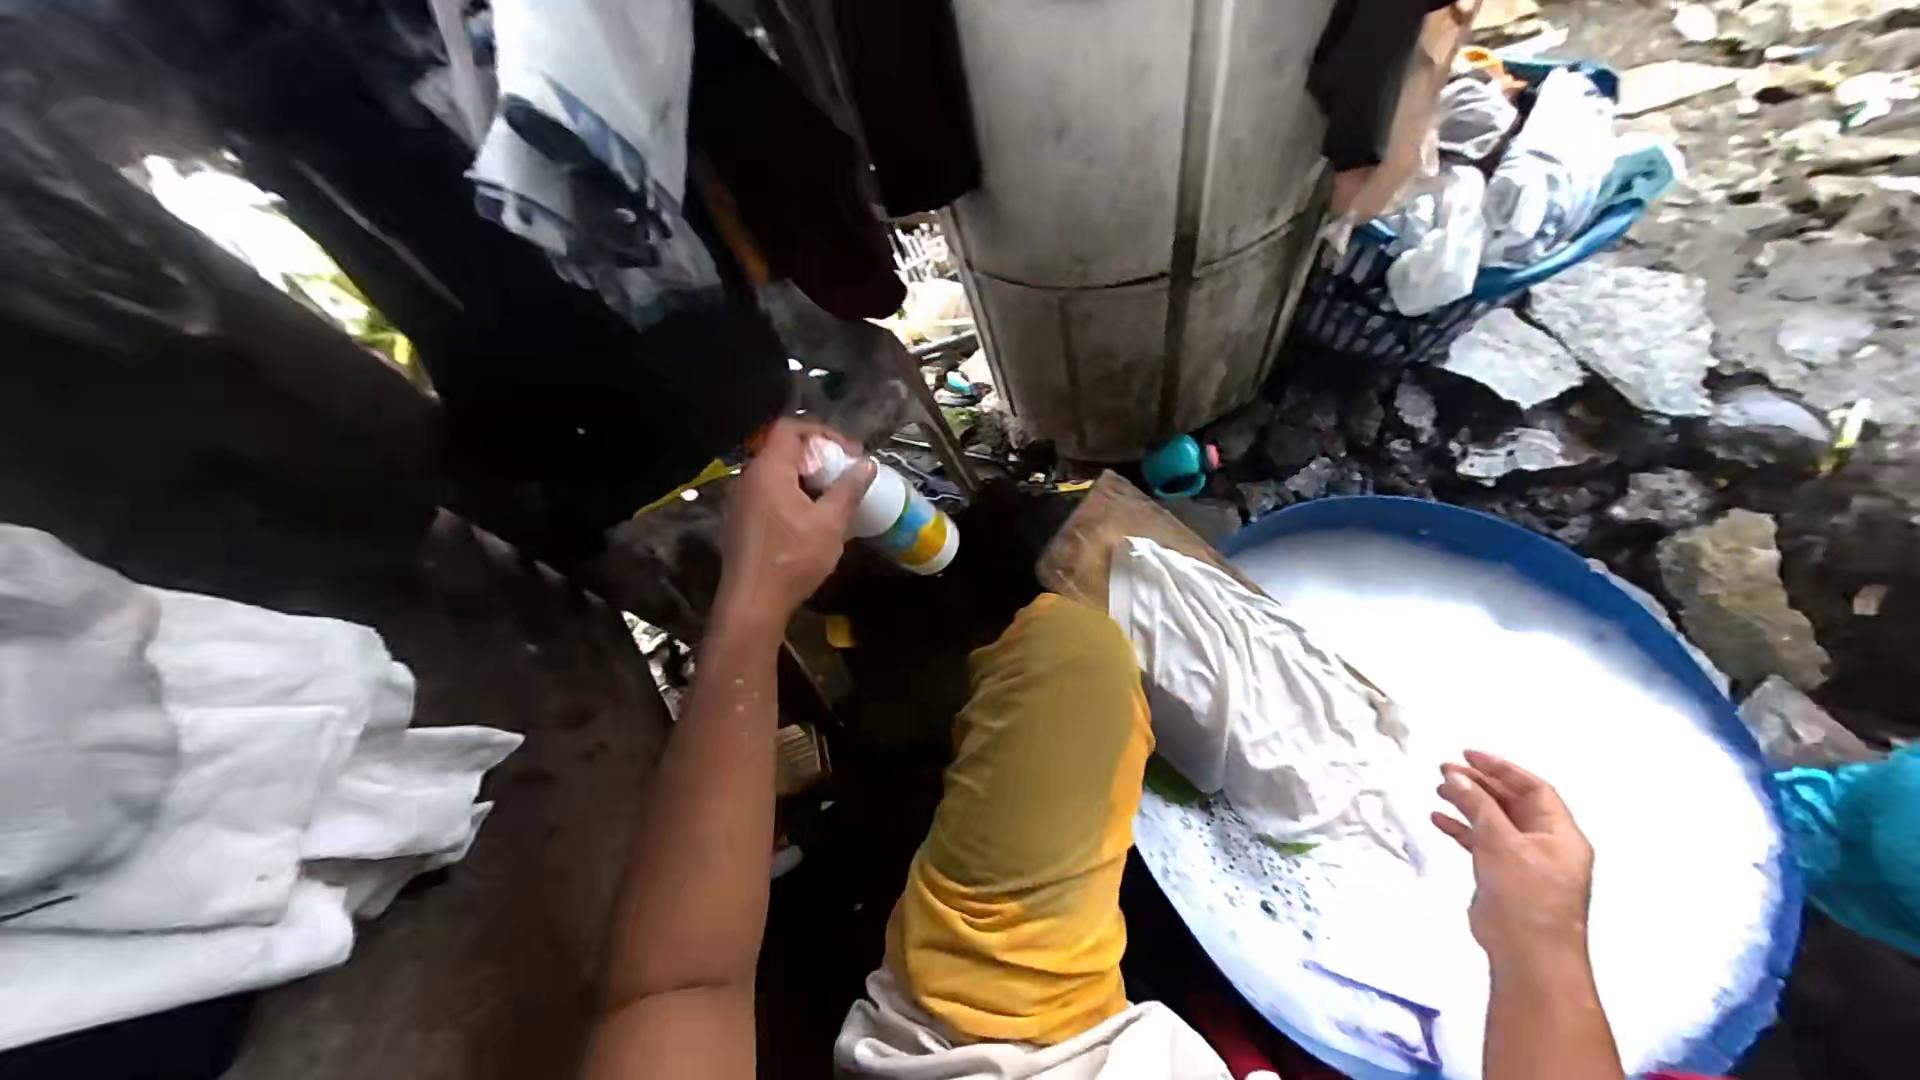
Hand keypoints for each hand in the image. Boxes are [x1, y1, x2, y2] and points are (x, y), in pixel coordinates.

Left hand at [715, 418, 873, 630]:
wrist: (752, 603)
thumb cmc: (793, 558)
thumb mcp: (830, 523)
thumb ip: (849, 489)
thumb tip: (868, 464)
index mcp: (768, 470)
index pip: (790, 428)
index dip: (822, 432)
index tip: (848, 452)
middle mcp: (747, 478)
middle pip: (782, 450)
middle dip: (816, 457)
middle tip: (843, 474)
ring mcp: (738, 501)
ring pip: (774, 474)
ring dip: (803, 478)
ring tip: (830, 497)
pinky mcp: (737, 522)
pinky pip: (765, 495)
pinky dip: (789, 495)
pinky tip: (807, 520)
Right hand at [1432, 751, 1594, 965]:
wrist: (1528, 953)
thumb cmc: (1526, 894)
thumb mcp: (1501, 842)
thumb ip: (1478, 805)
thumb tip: (1456, 775)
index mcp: (1561, 835)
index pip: (1534, 789)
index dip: (1502, 768)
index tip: (1467, 754)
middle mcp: (1546, 844)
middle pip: (1512, 802)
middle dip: (1480, 783)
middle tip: (1445, 769)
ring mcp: (1524, 860)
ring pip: (1494, 820)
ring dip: (1468, 802)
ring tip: (1439, 789)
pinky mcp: (1503, 874)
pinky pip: (1482, 840)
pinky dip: (1462, 828)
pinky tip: (1440, 819)